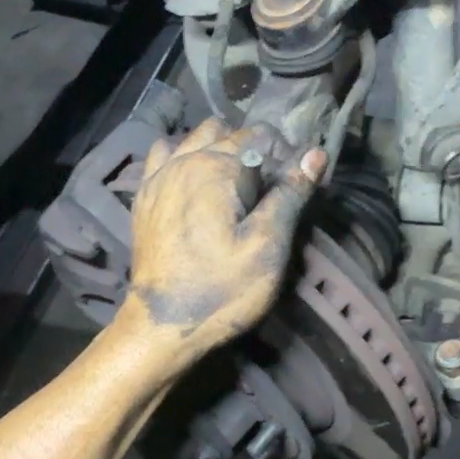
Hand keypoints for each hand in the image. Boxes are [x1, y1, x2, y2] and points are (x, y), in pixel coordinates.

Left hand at [123, 119, 327, 357]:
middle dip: (252, 150)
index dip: (284, 156)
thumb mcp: (268, 246)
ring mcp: (157, 177)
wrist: (162, 324)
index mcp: (216, 166)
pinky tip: (194, 181)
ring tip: (234, 184)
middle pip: (227, 133)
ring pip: (193, 138)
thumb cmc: (221, 289)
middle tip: (267, 191)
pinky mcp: (143, 197)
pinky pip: (164, 156)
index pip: (261, 136)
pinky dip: (183, 157)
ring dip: (218, 148)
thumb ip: (290, 195)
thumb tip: (316, 153)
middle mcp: (183, 160)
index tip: (293, 187)